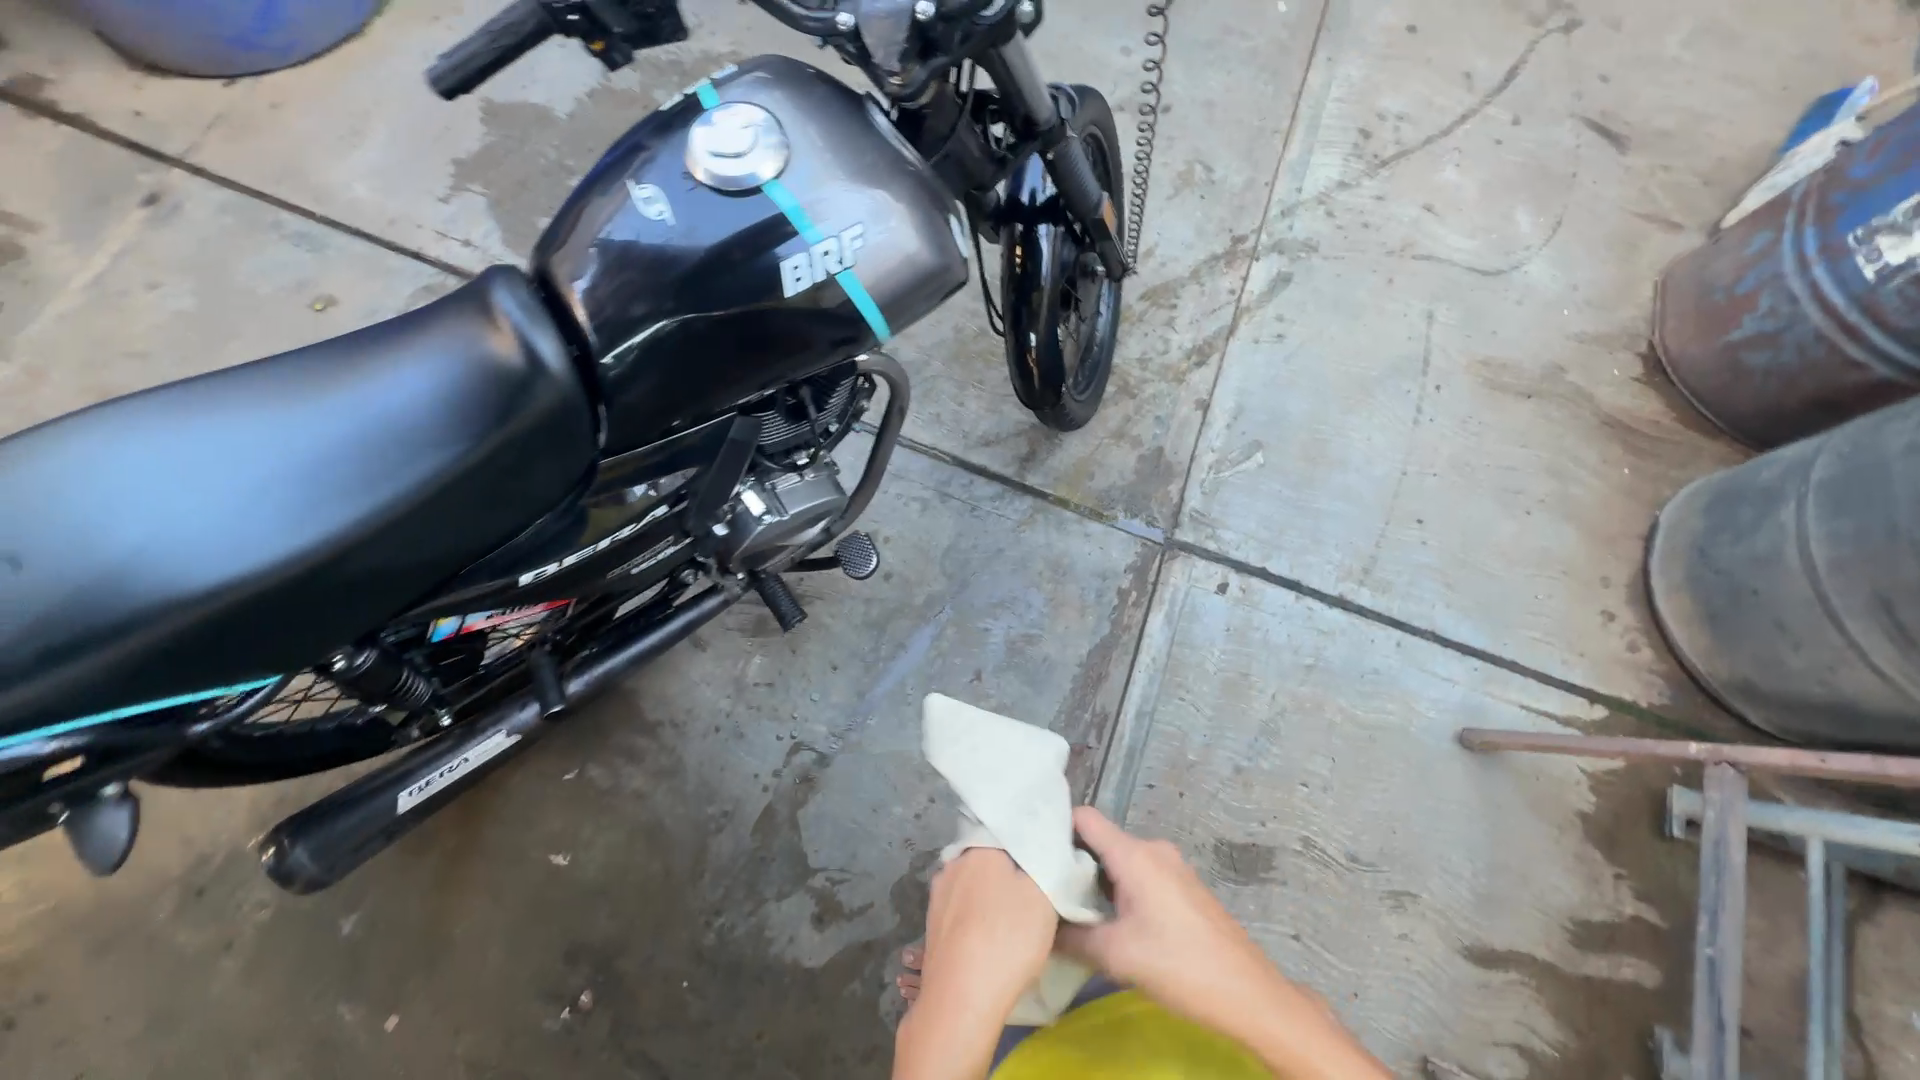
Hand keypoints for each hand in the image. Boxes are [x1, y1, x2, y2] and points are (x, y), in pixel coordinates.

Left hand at [919, 847, 1058, 1015]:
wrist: (961, 996)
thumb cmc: (1008, 936)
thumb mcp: (1044, 893)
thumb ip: (1044, 864)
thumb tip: (1038, 852)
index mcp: (979, 849)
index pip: (1006, 833)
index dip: (1027, 847)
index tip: (1043, 862)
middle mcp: (952, 864)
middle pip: (988, 862)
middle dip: (1007, 874)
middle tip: (1032, 893)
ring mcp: (937, 897)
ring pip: (972, 888)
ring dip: (989, 900)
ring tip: (1012, 922)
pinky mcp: (932, 927)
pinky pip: (961, 913)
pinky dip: (975, 921)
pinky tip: (989, 941)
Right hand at [1058, 807, 1390, 1079]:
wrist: (1248, 994)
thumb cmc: (1180, 967)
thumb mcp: (1115, 955)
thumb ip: (1070, 936)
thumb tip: (1037, 926)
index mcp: (1135, 855)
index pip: (1084, 818)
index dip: (1054, 826)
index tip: (1027, 847)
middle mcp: (1153, 850)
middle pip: (1099, 840)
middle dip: (1070, 861)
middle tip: (1040, 886)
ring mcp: (1171, 868)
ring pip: (1118, 861)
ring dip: (1094, 881)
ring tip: (1066, 906)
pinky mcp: (1182, 888)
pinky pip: (1137, 875)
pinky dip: (1116, 890)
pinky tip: (1104, 919)